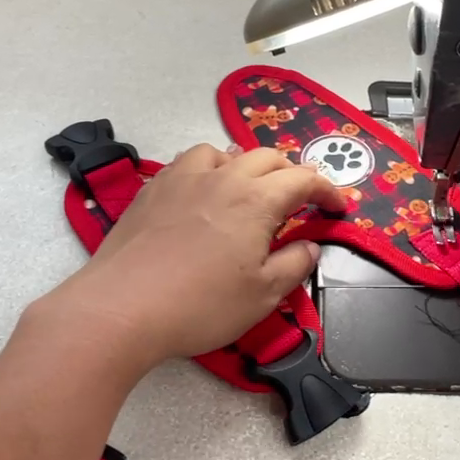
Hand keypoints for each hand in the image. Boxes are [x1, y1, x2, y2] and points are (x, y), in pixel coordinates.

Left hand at [36, 144, 343, 372]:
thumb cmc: (200, 305)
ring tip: (250, 189)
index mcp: (257, 200)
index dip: (327, 191)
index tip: (338, 207)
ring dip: (246, 165)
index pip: (303, 180)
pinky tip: (204, 192)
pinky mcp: (152, 189)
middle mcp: (223, 177)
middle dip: (291, 174)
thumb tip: (309, 246)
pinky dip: (209, 169)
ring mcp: (183, 179)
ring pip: (224, 152)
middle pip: (267, 157)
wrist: (121, 307)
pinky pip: (189, 162)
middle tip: (300, 200)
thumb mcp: (262, 296)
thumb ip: (294, 265)